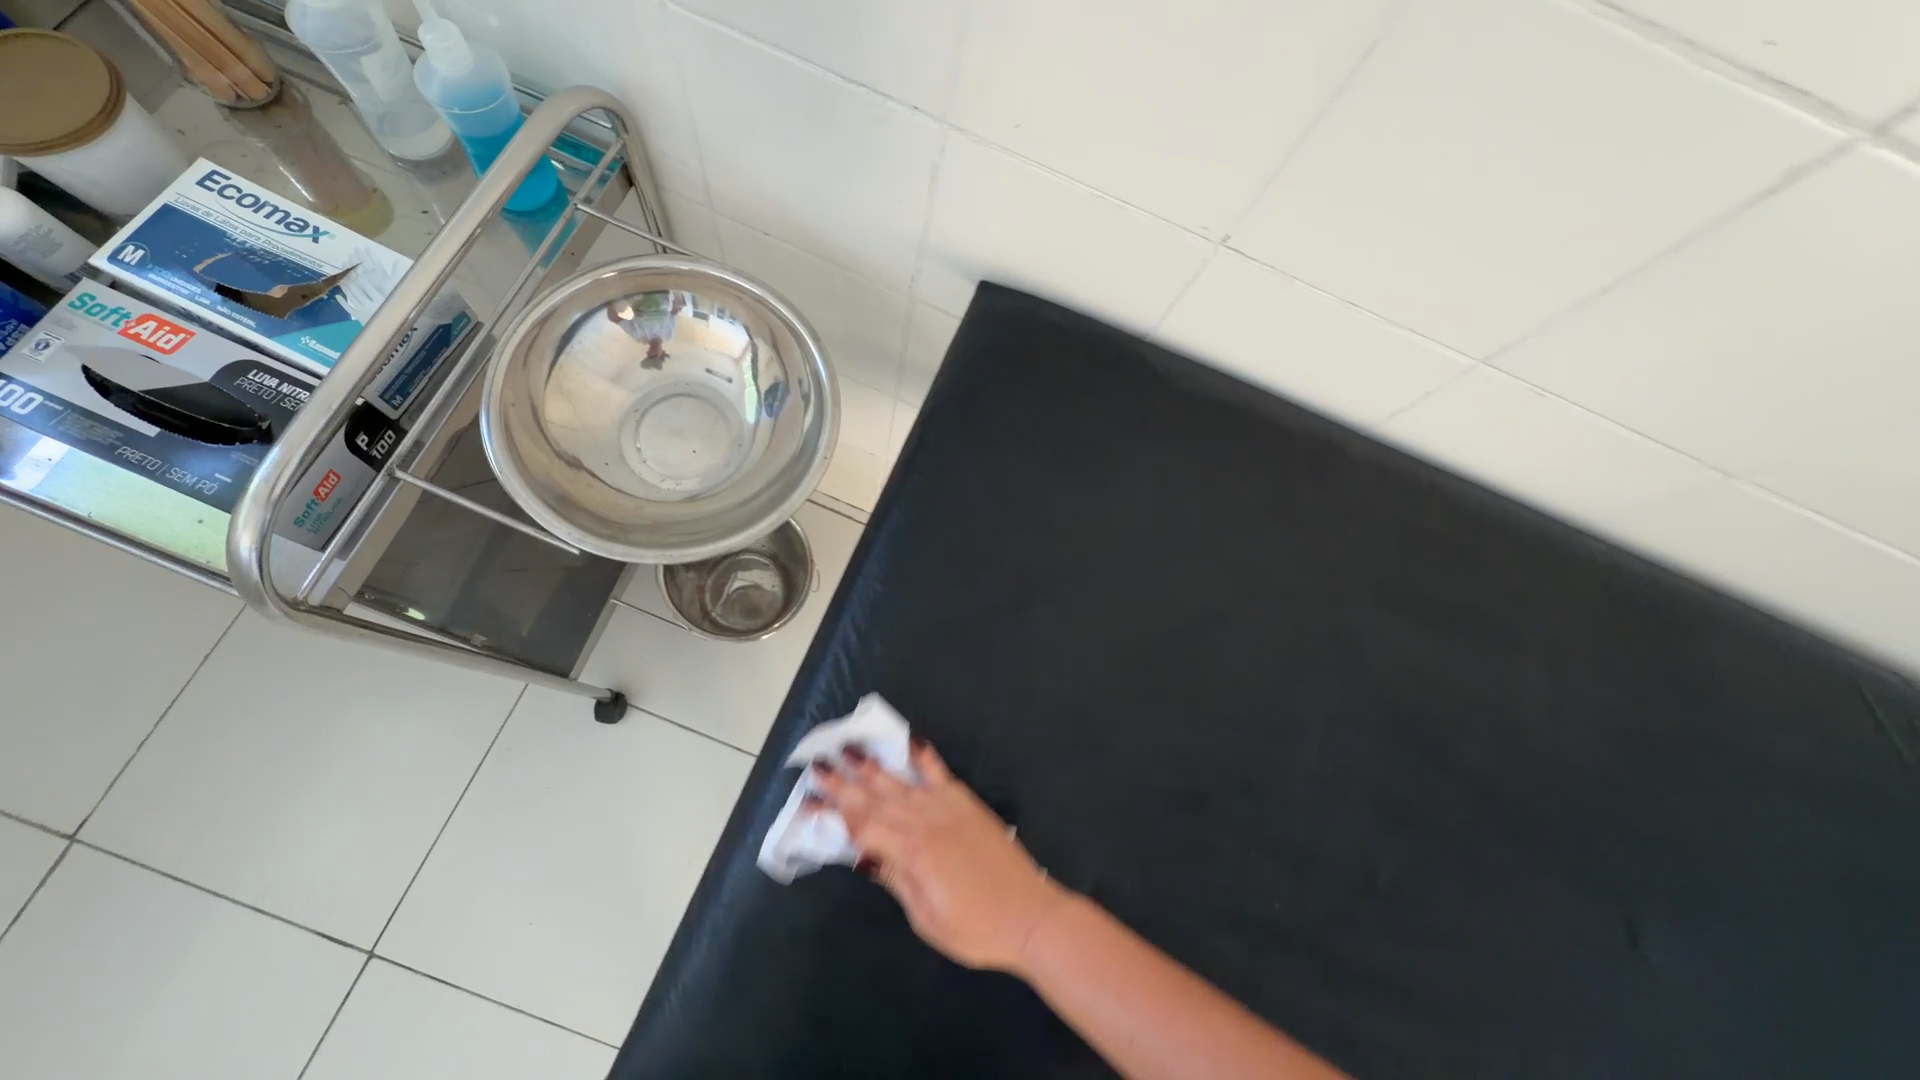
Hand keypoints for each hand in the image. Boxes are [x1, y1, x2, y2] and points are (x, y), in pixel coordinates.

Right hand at [809, 740, 1070, 972]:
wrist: (1029, 914)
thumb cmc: (975, 928)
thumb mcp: (924, 916)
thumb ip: (895, 879)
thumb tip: (865, 856)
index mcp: (911, 853)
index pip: (862, 826)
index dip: (834, 814)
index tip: (810, 802)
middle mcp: (925, 822)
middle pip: (876, 798)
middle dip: (844, 783)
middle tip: (817, 765)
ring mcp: (947, 808)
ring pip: (901, 782)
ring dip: (873, 765)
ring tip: (848, 748)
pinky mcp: (967, 803)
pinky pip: (939, 774)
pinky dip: (923, 757)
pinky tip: (910, 742)